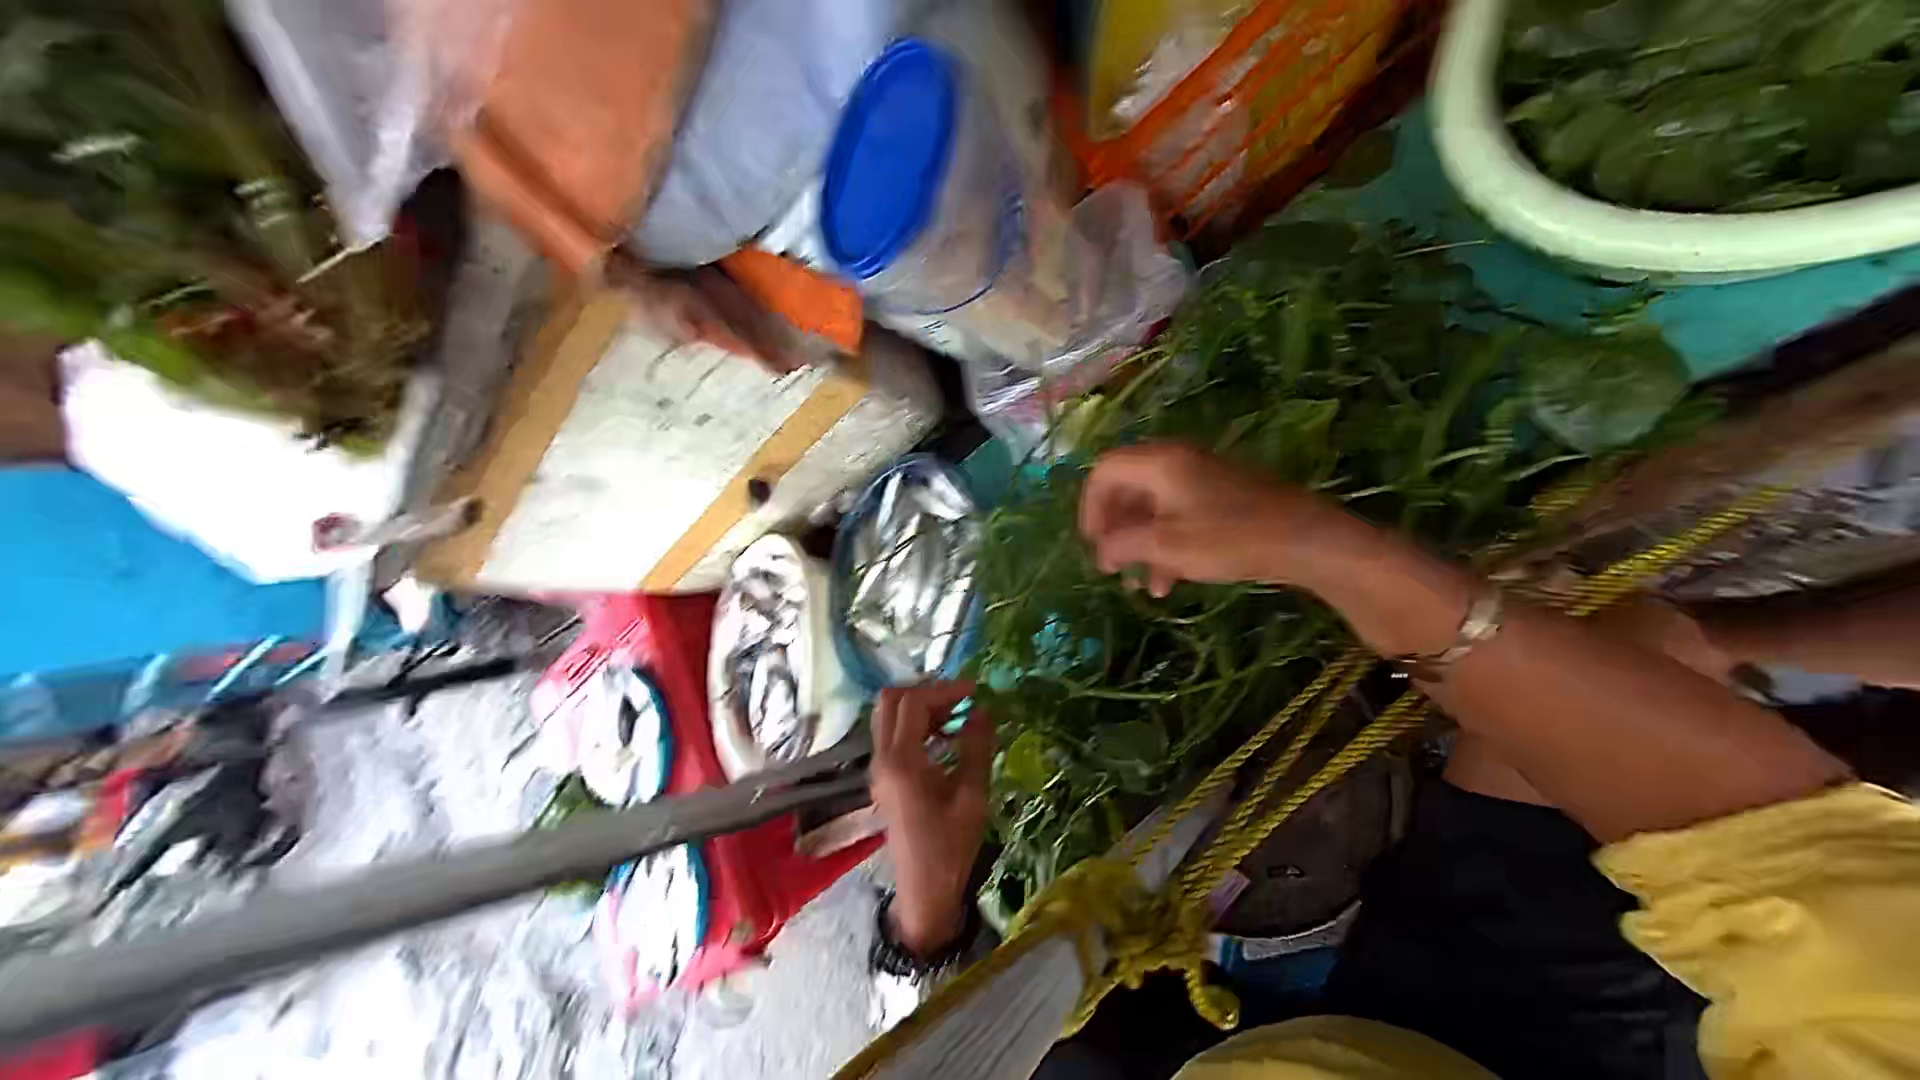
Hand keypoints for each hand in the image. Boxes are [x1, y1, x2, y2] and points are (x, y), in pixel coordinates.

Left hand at [869, 681, 992, 956]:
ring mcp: (879, 767)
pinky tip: (945, 735)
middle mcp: (882, 758)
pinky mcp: (884, 776)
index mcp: (901, 761)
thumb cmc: (951, 847)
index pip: (913, 703)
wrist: (924, 893)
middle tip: (961, 700)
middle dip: (926, 692)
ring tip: (957, 715)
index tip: (975, 692)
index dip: (944, 690)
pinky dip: (916, 723)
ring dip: (920, 706)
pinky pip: (893, 734)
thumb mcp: (973, 797)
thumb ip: (976, 748)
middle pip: (890, 700)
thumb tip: (982, 710)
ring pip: (889, 715)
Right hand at [1079, 441, 1369, 595]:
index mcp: (1159, 461)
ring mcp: (1201, 476)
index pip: (1103, 471)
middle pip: (1126, 488)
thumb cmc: (1229, 538)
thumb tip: (1100, 552)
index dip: (1089, 507)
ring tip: (1138, 584)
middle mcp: (1177, 460)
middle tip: (1109, 563)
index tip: (1090, 543)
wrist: (1307, 540)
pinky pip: (1177, 514)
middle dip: (1114, 528)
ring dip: (1139, 543)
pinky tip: (1168, 581)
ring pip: (1152, 506)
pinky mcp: (1220, 495)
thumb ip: (1123, 545)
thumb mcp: (1166, 546)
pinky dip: (1165, 543)